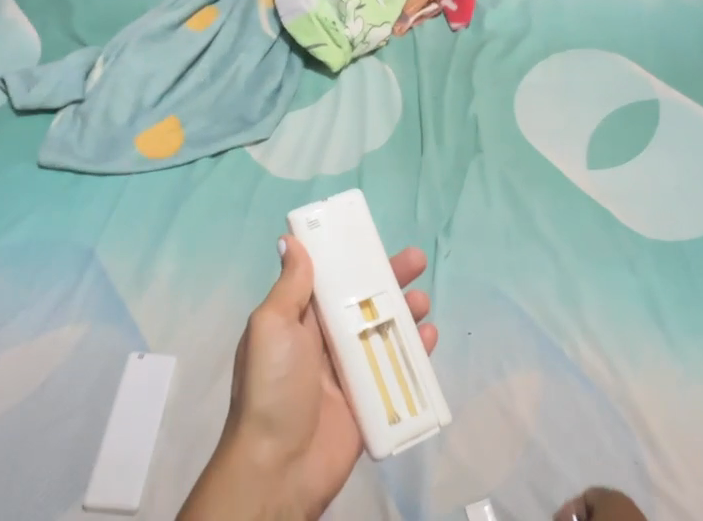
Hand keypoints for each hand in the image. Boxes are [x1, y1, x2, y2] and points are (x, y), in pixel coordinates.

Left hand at [180, 235, 436, 519]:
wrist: (278, 466)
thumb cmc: (271, 387)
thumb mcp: (271, 326)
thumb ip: (290, 286)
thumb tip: (291, 241)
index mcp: (298, 320)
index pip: (329, 279)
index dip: (350, 257)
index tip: (372, 238)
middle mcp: (324, 341)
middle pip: (363, 301)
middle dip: (389, 278)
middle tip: (416, 260)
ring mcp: (348, 371)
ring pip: (384, 331)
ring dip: (406, 312)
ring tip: (422, 301)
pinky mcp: (370, 400)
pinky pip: (397, 369)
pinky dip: (417, 351)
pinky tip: (431, 336)